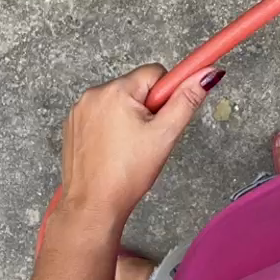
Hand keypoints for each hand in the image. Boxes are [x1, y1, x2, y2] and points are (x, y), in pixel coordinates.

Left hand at [57, 64, 218, 226]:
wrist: (93, 206)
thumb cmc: (126, 175)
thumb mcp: (165, 135)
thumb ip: (187, 100)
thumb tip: (206, 75)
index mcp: (116, 91)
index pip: (155, 73)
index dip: (167, 95)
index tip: (166, 116)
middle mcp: (93, 94)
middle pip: (136, 87)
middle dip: (148, 108)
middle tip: (148, 138)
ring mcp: (80, 110)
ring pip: (119, 102)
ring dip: (129, 118)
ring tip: (130, 147)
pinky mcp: (73, 125)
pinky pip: (101, 115)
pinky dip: (111, 127)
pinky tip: (114, 150)